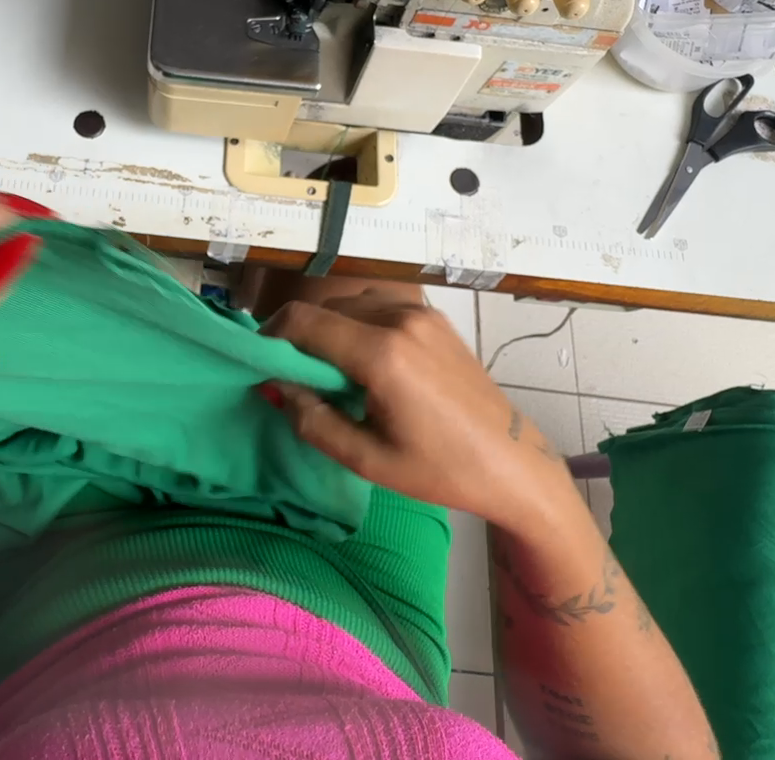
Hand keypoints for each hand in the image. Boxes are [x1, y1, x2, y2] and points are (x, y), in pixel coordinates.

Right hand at [259, 292, 574, 522]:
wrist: (512, 462)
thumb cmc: (440, 470)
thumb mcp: (366, 459)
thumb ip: (310, 419)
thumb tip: (273, 385)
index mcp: (382, 354)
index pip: (302, 322)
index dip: (270, 337)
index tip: (262, 365)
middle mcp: (399, 319)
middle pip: (322, 310)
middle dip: (299, 339)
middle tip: (296, 378)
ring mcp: (420, 313)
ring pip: (348, 304)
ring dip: (328, 331)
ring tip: (332, 373)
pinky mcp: (433, 316)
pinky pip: (376, 307)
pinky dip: (357, 326)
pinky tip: (366, 363)